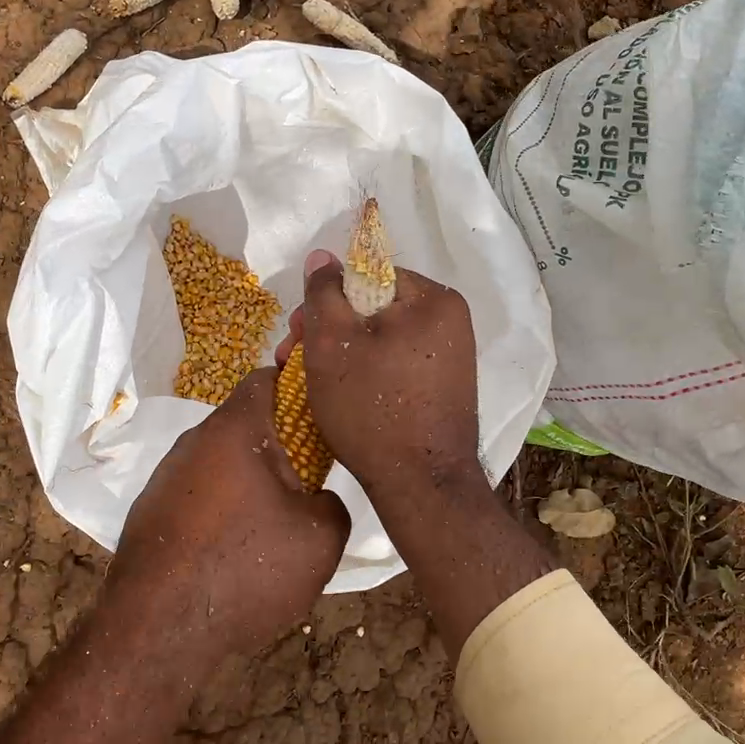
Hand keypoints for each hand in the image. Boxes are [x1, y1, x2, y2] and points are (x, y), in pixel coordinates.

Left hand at [102, 367, 349, 666]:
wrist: (156, 630)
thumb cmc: (243, 569)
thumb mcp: (320, 539)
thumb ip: (333, 501)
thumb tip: (317, 497)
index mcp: (234, 429)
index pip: (267, 378)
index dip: (298, 390)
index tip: (320, 420)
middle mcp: (194, 441)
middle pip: (246, 426)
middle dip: (279, 451)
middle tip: (305, 491)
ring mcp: (167, 476)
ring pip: (222, 465)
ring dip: (249, 487)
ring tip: (270, 535)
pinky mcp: (151, 511)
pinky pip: (199, 497)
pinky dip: (220, 514)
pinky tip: (231, 558)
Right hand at [281, 251, 484, 501]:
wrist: (422, 488)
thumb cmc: (372, 408)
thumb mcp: (331, 342)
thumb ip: (323, 291)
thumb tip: (322, 256)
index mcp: (434, 299)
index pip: (368, 275)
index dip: (328, 299)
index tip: (299, 329)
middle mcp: (450, 322)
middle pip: (373, 308)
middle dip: (329, 329)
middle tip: (294, 356)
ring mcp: (450, 357)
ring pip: (380, 338)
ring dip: (342, 353)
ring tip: (309, 380)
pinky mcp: (443, 387)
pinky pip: (395, 363)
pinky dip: (366, 372)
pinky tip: (341, 394)